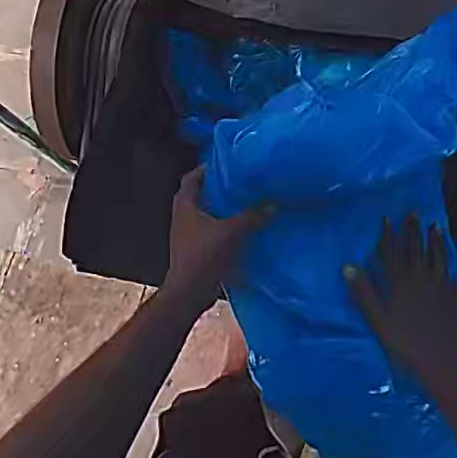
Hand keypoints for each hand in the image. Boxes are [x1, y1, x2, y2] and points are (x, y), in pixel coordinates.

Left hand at [165, 167, 267, 295]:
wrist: (188, 293)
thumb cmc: (204, 256)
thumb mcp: (231, 233)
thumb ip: (252, 217)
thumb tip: (274, 204)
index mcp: (185, 206)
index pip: (191, 178)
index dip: (205, 169)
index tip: (225, 164)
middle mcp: (182, 217)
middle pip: (197, 195)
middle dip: (216, 188)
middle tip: (238, 183)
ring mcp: (186, 235)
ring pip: (203, 213)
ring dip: (219, 208)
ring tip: (242, 203)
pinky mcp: (193, 250)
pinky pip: (208, 230)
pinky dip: (221, 226)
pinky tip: (239, 229)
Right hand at [346, 214, 456, 390]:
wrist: (437, 360)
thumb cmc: (402, 342)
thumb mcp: (377, 319)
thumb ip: (364, 292)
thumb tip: (348, 267)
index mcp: (401, 283)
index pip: (394, 252)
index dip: (390, 235)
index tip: (388, 218)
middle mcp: (421, 279)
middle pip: (417, 250)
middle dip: (414, 230)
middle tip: (414, 213)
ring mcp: (440, 287)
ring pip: (438, 258)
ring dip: (436, 242)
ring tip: (436, 227)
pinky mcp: (453, 299)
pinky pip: (454, 278)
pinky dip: (454, 269)